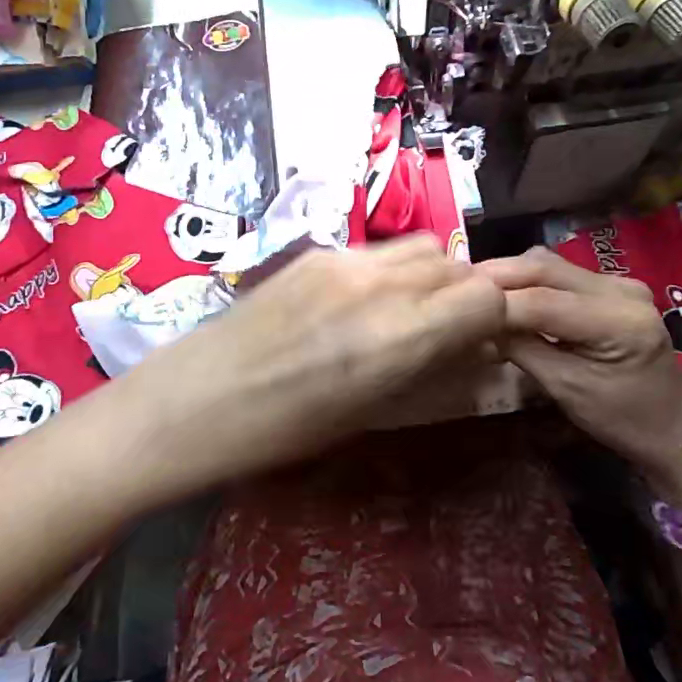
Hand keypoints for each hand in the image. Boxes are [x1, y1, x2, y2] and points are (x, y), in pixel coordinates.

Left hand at [101, 235, 505, 495]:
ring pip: (422, 248)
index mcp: (396, 338)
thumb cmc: (280, 433)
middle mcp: (379, 287)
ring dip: (431, 276)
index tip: (477, 342)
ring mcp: (344, 261)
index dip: (491, 319)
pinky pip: (378, 251)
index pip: (485, 297)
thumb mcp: (368, 414)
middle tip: (445, 329)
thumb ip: (429, 373)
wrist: (190, 400)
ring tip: (406, 311)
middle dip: (464, 296)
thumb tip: (474, 351)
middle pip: (457, 266)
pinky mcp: (315, 252)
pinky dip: (391, 271)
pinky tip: (360, 303)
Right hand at [477, 248, 681, 509]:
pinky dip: (529, 282)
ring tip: (475, 292)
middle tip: (455, 286)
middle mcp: (623, 289)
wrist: (670, 429)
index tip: (455, 306)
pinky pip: (561, 275)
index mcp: (621, 319)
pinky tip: (505, 296)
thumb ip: (522, 349)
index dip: (496, 302)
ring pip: (549, 265)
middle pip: (545, 268)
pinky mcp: (613, 287)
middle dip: (497, 275)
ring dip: (511, 275)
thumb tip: (477, 323)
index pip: (543, 300)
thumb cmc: (621, 420)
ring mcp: (621, 283)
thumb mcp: (565, 389)